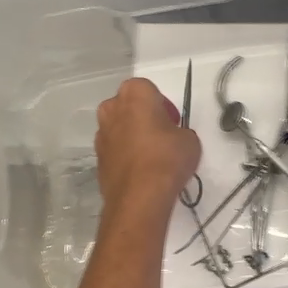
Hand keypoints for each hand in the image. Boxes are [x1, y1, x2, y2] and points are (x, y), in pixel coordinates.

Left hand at [94, 78, 200, 223]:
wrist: (139, 197)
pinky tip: (139, 174)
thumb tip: (174, 140)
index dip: (162, 106)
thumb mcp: (190, 141)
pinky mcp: (97, 159)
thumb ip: (180, 132)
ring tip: (150, 159)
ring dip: (131, 138)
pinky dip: (125, 158)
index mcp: (134, 93)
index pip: (148, 90)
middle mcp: (111, 108)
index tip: (171, 123)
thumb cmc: (167, 159)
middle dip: (142, 118)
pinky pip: (115, 152)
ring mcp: (101, 134)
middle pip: (128, 107)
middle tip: (160, 138)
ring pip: (119, 129)